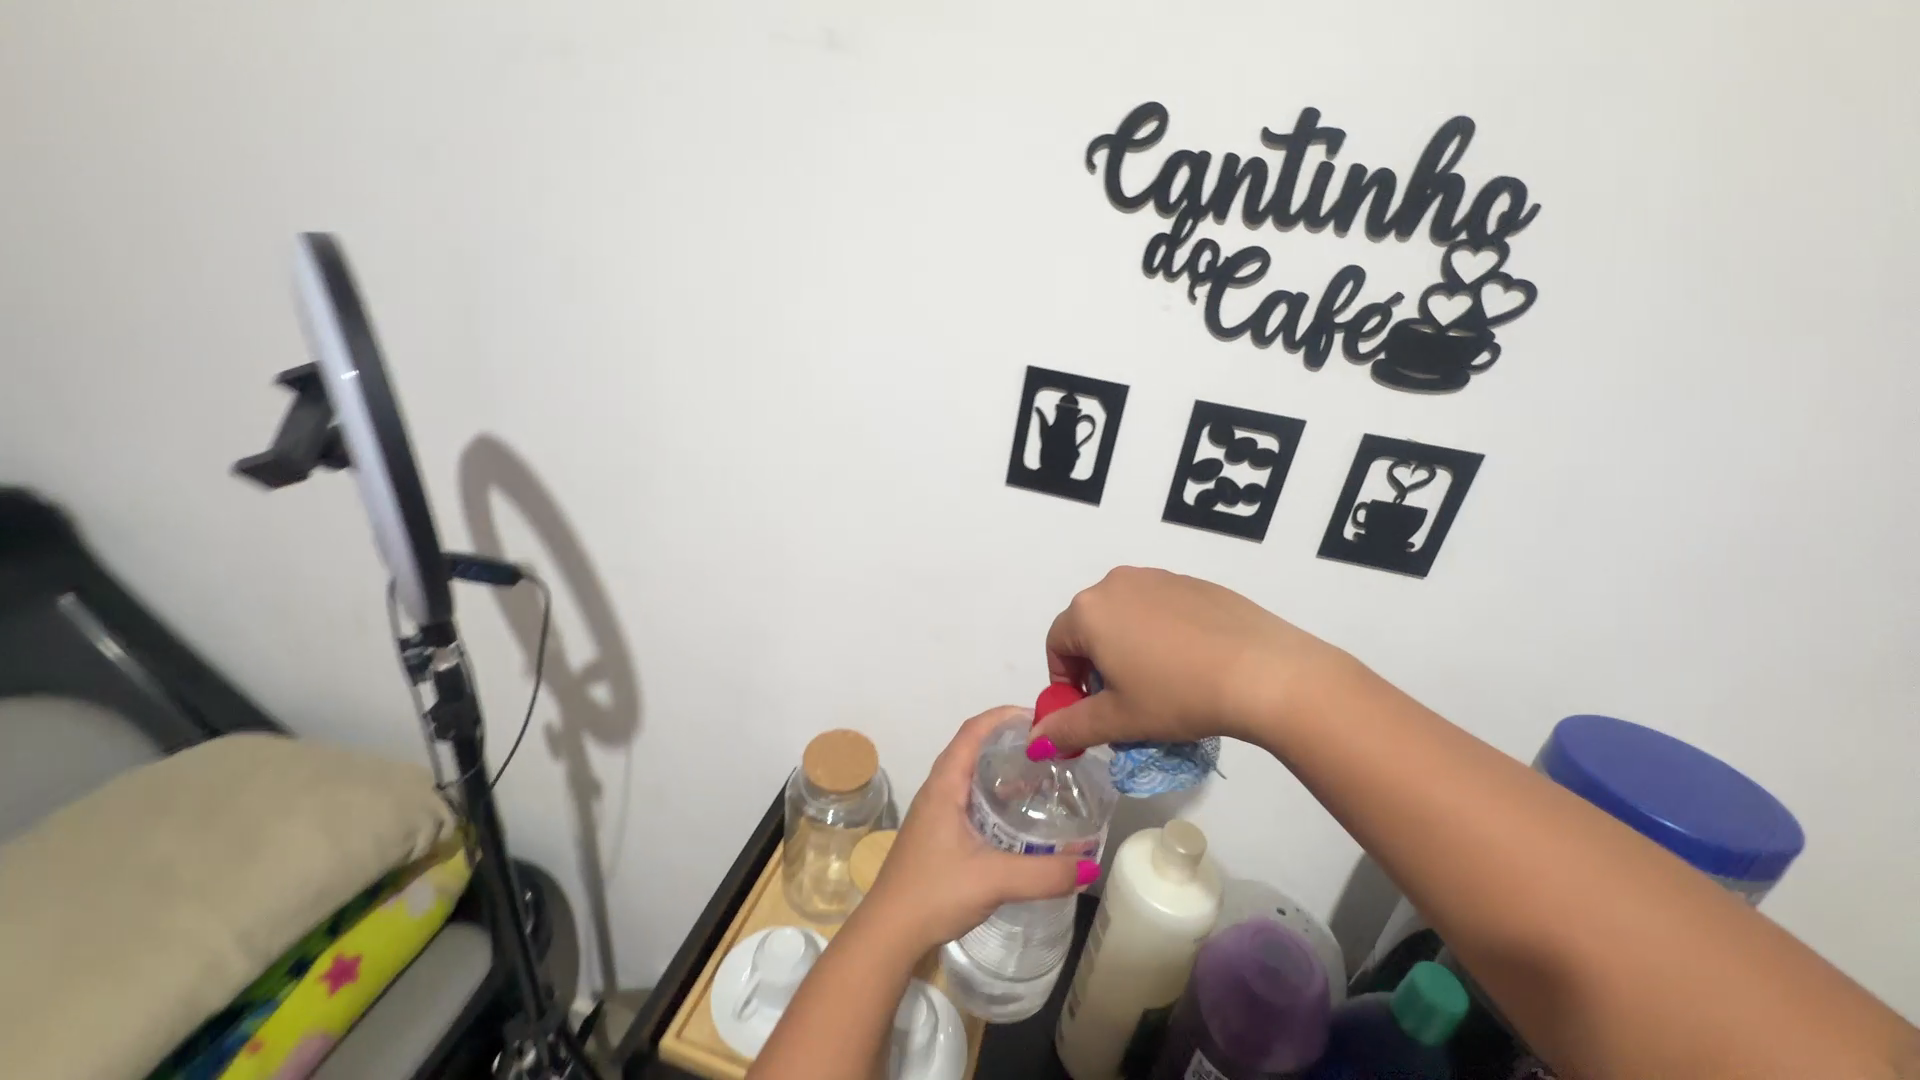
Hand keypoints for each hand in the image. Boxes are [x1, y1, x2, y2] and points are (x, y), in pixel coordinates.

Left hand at [859, 706, 1098, 954]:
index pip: (973, 731)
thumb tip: (1090, 865)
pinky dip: (997, 799)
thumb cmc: (934, 893)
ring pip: (973, 778)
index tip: (1040, 718)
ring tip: (1045, 779)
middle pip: (975, 750)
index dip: (1004, 716)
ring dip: (1004, 773)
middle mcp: (938, 791)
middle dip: (1011, 744)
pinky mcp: (939, 836)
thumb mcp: (994, 880)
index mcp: (945, 785)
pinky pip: (972, 802)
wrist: (888, 933)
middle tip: (1052, 751)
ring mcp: (936, 814)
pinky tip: (1020, 819)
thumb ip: (1045, 873)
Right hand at [1032, 566, 1341, 755]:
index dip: (1065, 682)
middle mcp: (1117, 583)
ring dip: (1128, 648)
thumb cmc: (1177, 695)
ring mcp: (1159, 578)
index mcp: (1089, 611)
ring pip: (1126, 616)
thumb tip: (1037, 739)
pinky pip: (1161, 609)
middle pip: (1090, 626)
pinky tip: (1191, 665)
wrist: (1263, 672)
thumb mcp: (1118, 720)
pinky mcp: (1195, 583)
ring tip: (1161, 684)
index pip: (1056, 644)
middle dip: (1097, 665)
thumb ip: (1070, 727)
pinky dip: (1162, 635)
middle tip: (1124, 702)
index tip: (1089, 710)